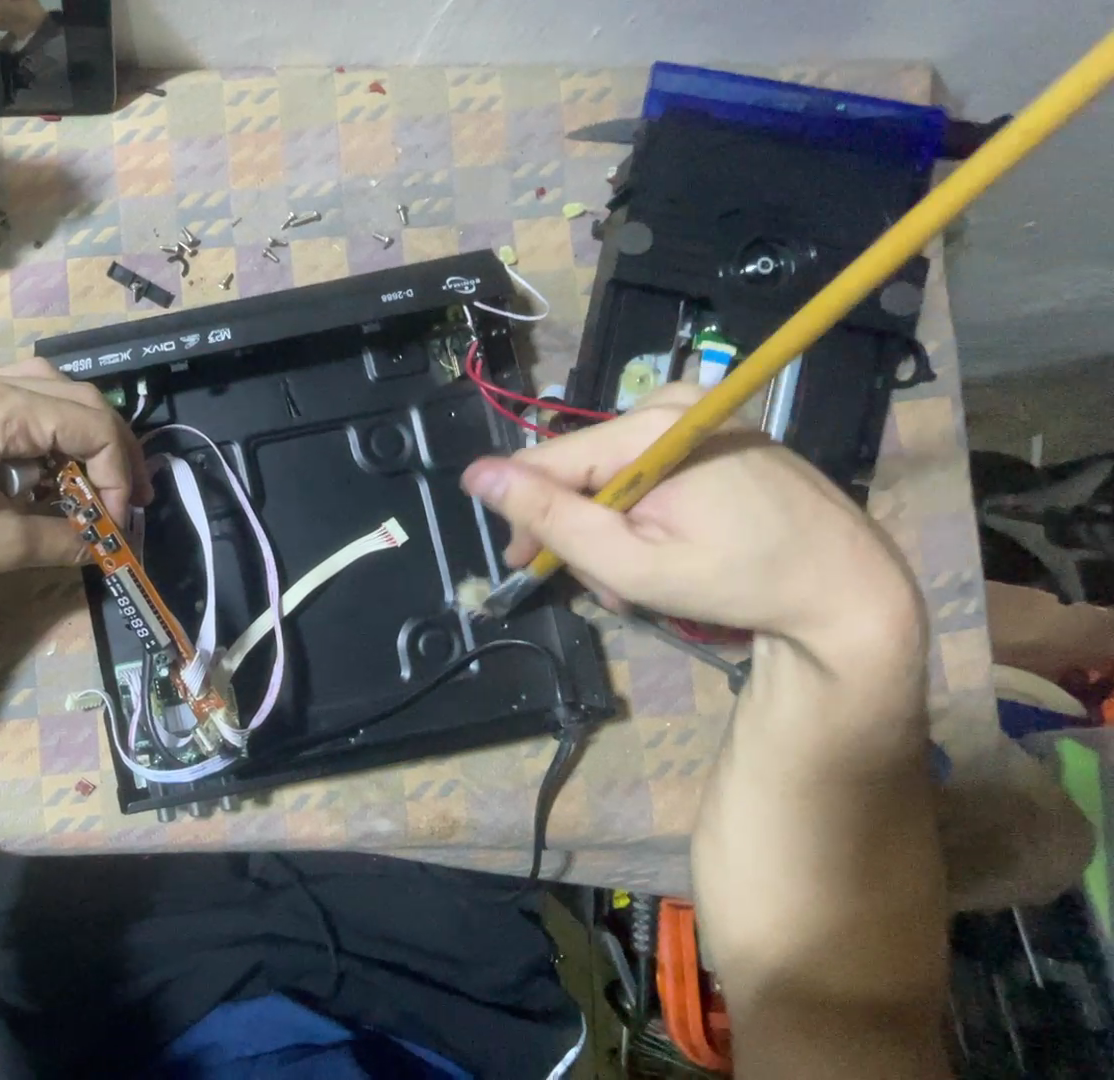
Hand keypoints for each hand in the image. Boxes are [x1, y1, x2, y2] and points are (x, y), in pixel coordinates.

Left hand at [0, 358, 150, 633]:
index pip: (92, 425)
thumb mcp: (1, 545)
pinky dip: (46, 426)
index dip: (118, 474)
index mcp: (0, 407)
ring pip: (49, 388)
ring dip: (81, 430)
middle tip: (126, 497)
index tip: (117, 523)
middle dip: (112, 448)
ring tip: (92, 476)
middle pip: (78, 398)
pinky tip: (45, 462)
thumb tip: (106, 546)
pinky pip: (17, 396)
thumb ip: (65, 540)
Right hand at [460, 384, 922, 669]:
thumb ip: (549, 517)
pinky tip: (658, 543)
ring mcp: (699, 412)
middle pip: (576, 466)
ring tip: (634, 573)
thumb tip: (475, 474)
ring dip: (605, 525)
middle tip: (600, 582)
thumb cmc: (739, 583)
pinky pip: (641, 463)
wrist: (848, 592)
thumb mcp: (628, 563)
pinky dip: (636, 508)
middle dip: (575, 527)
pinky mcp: (715, 428)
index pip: (544, 462)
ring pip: (604, 469)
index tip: (528, 565)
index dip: (524, 516)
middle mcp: (672, 402)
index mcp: (650, 428)